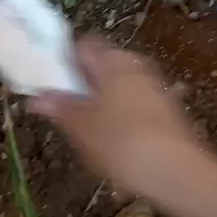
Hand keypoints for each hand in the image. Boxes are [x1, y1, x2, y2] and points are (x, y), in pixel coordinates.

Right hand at [31, 38, 216, 216]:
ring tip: (94, 133)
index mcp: (111, 59)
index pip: (81, 44)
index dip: (64, 60)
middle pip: (101, 63)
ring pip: (119, 83)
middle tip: (71, 112)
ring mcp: (153, 81)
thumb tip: (38, 96)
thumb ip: (60, 107)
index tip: (52, 82)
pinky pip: (135, 99)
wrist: (179, 171)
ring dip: (104, 100)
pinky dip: (124, 112)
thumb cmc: (124, 143)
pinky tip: (120, 142)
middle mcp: (133, 62)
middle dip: (84, 83)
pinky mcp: (166, 103)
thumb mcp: (83, 128)